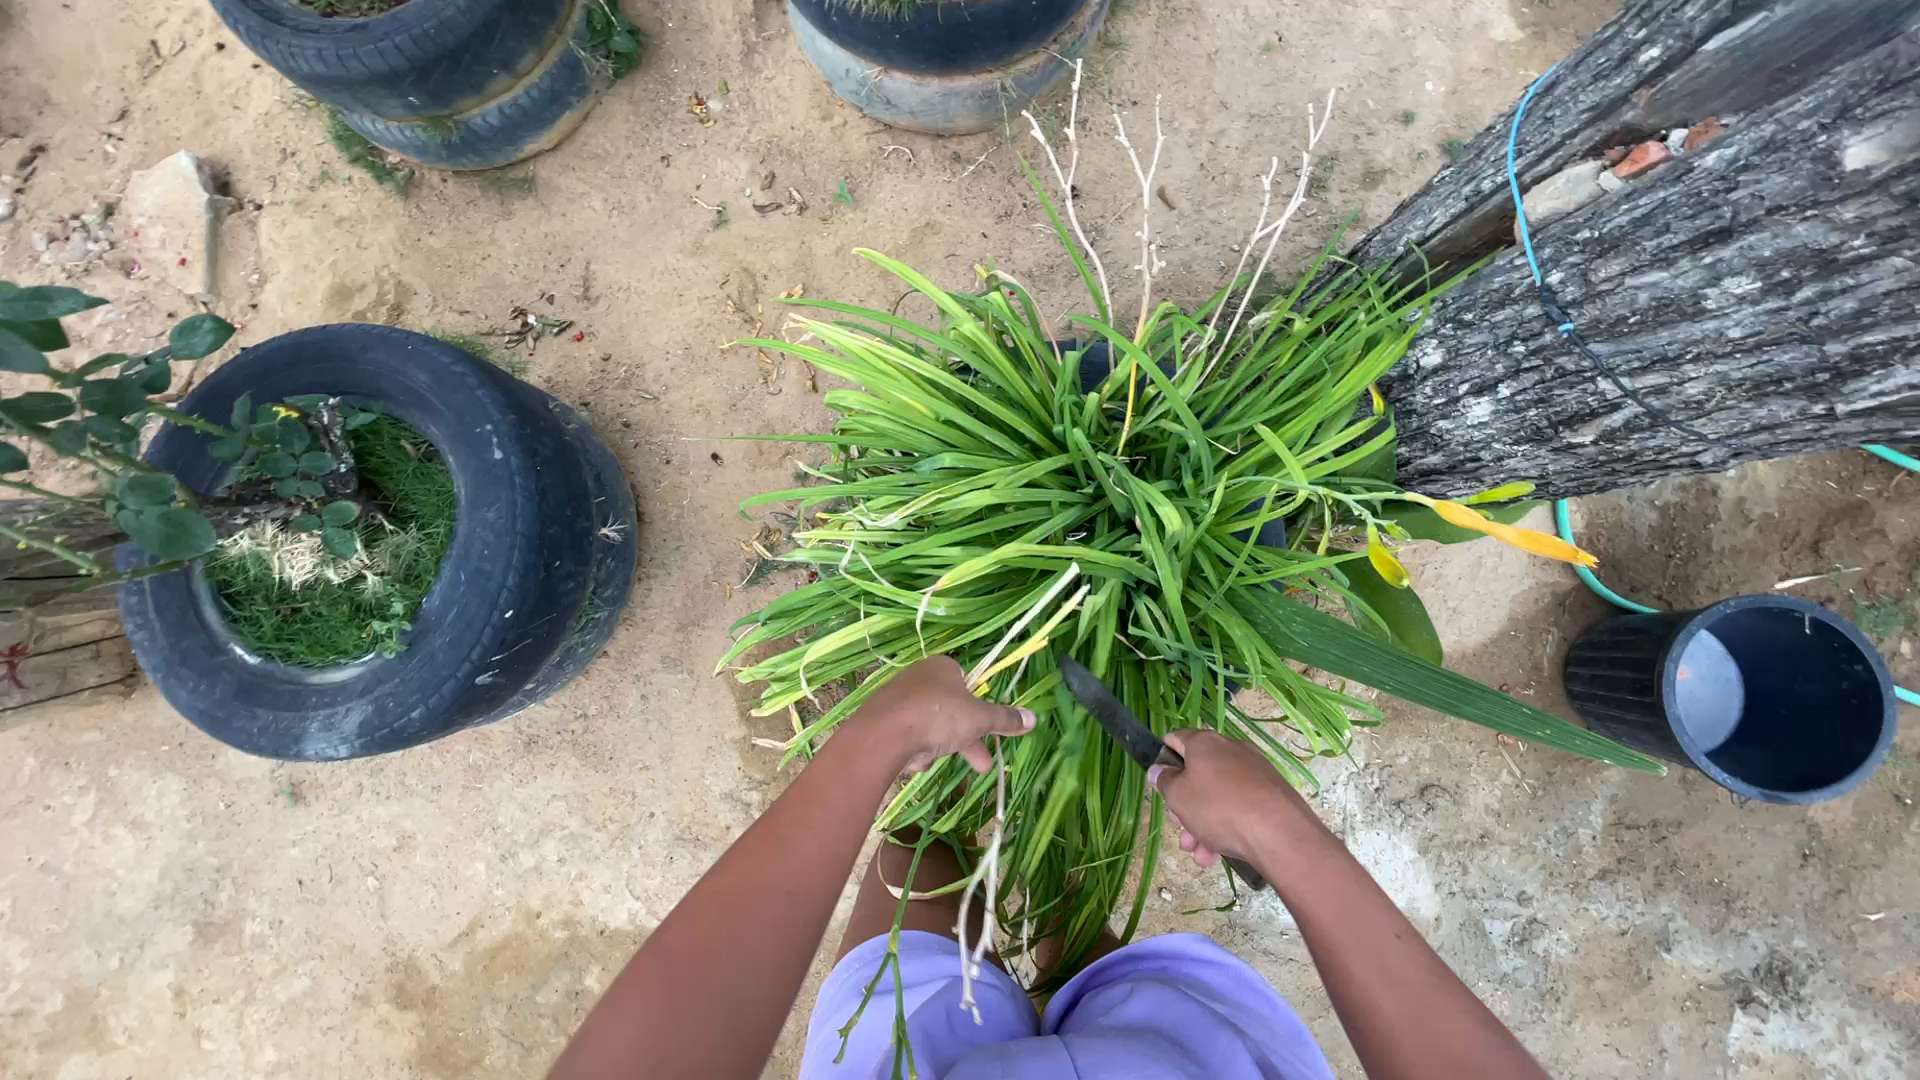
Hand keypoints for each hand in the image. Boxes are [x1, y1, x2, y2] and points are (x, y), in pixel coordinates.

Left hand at [844, 656, 1034, 772]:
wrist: (882, 734)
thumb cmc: (937, 716)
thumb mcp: (979, 719)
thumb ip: (1004, 719)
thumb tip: (1033, 718)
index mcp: (943, 668)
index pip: (967, 684)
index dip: (979, 709)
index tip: (987, 731)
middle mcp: (919, 677)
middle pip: (950, 709)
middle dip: (967, 739)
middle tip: (981, 764)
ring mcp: (898, 698)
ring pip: (929, 726)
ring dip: (939, 747)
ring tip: (935, 764)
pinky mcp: (882, 719)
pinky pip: (908, 735)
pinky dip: (915, 750)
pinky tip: (915, 762)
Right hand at [1149, 729, 1317, 869]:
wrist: (1281, 834)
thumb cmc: (1219, 808)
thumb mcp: (1178, 796)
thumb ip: (1164, 781)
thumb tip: (1159, 770)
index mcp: (1205, 742)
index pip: (1175, 739)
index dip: (1163, 760)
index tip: (1161, 785)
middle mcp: (1230, 750)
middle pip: (1197, 774)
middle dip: (1184, 805)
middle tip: (1180, 829)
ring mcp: (1254, 771)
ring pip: (1217, 796)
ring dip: (1202, 824)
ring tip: (1199, 854)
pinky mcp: (1272, 794)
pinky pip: (1239, 806)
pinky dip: (1226, 826)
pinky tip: (1218, 854)